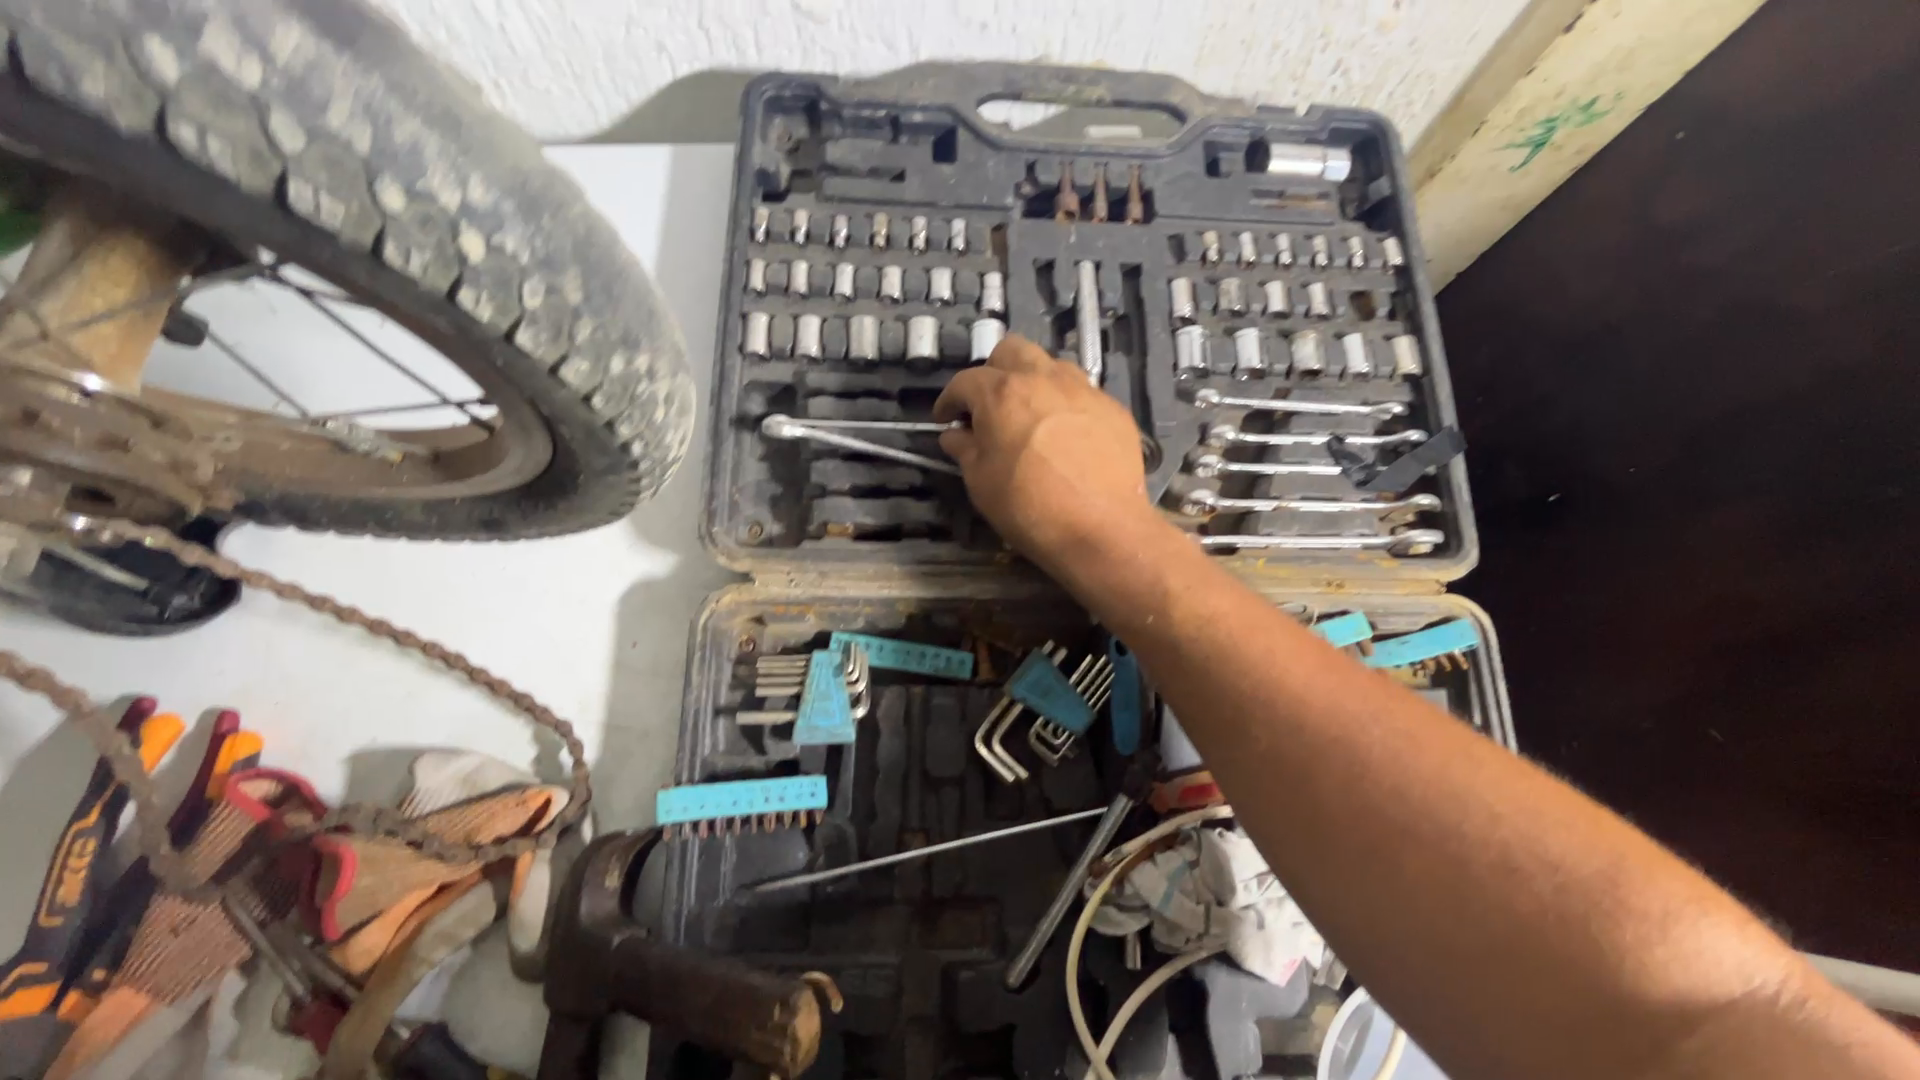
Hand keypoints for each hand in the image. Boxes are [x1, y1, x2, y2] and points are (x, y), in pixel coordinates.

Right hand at [933, 336, 1155, 565]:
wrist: (1101, 526)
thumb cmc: (1028, 506)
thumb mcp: (981, 483)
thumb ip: (965, 450)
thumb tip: (955, 436)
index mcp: (1001, 393)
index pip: (965, 381)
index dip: (949, 400)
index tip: (945, 419)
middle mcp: (1042, 378)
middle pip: (1011, 351)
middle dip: (994, 372)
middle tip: (989, 405)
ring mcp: (1082, 389)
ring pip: (1051, 365)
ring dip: (1033, 381)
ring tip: (1030, 414)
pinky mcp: (1112, 407)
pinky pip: (1082, 393)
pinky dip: (1065, 405)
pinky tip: (1065, 434)